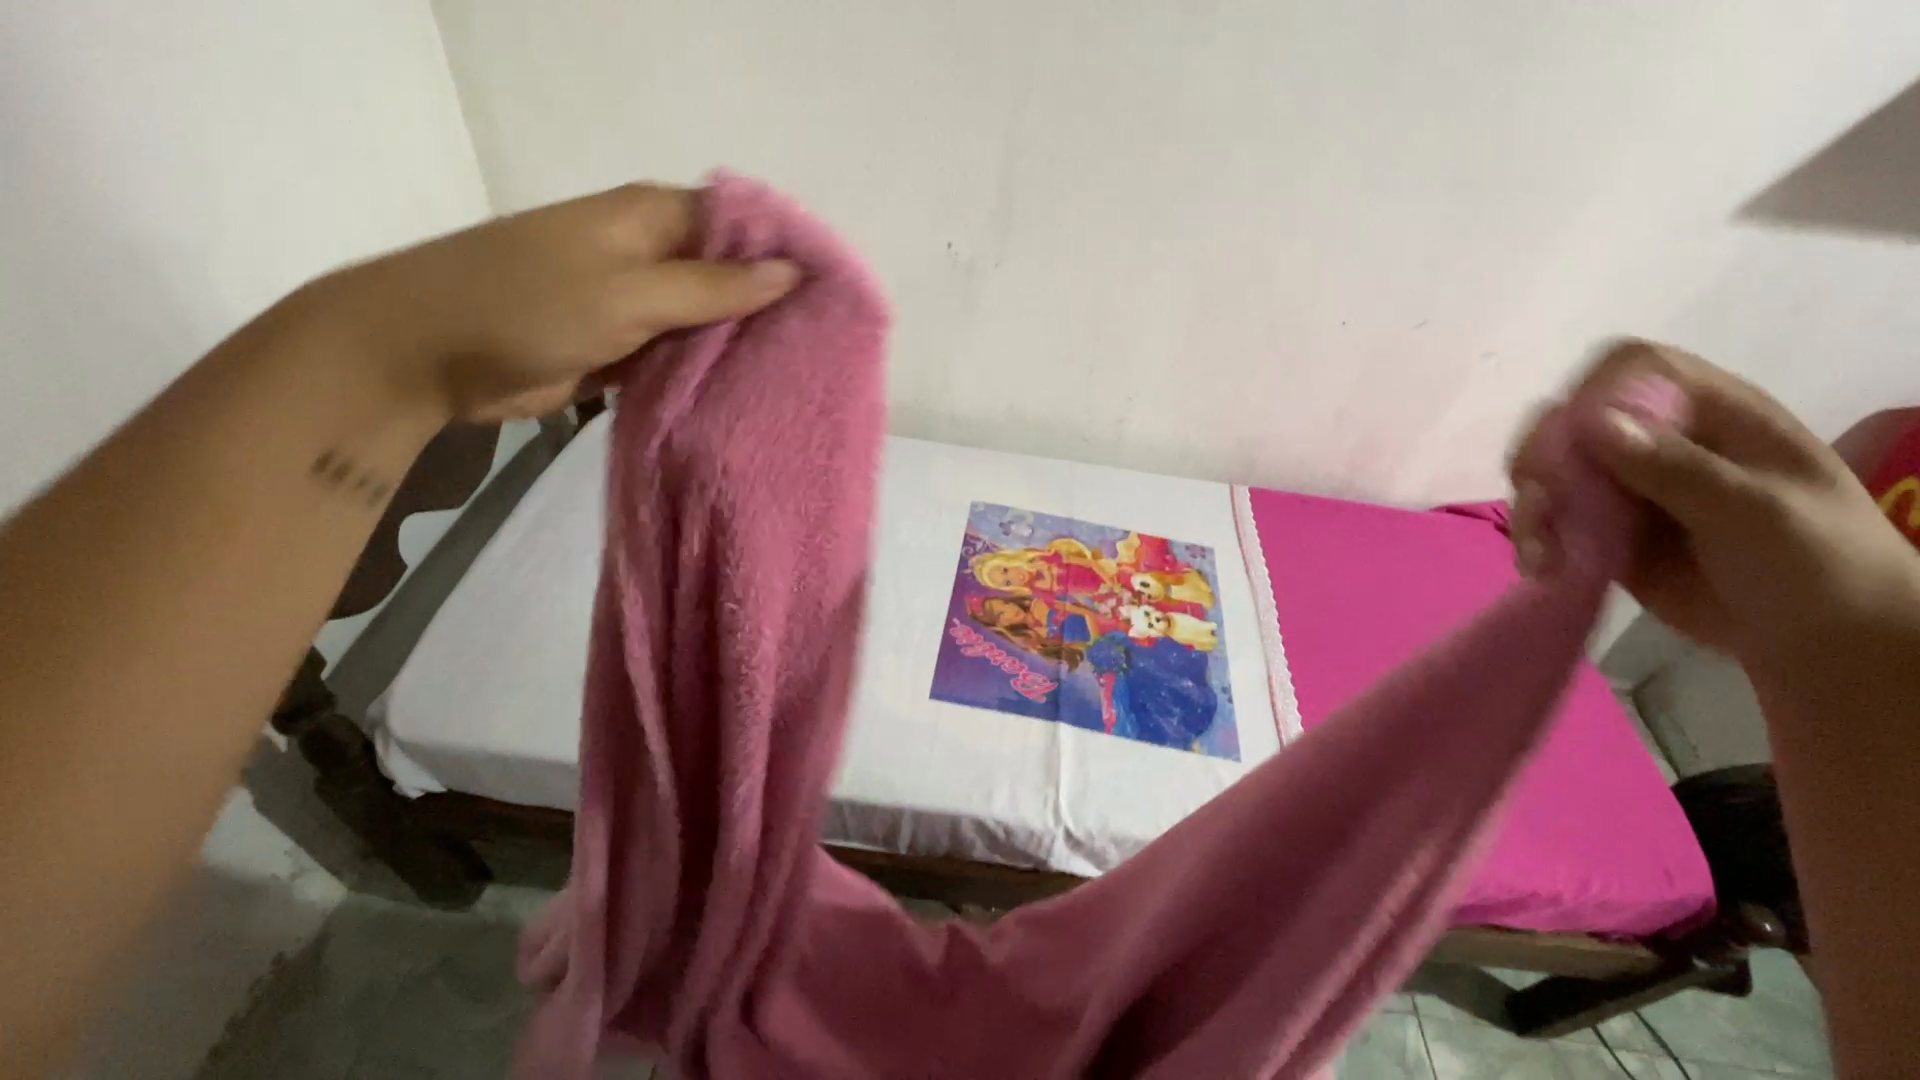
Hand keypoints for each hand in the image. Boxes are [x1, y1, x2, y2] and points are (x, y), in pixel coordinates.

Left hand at [302, 183, 799, 422]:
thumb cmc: (528, 303)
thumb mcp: (630, 291)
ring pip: (706, 320)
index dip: (788, 251)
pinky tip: (747, 394)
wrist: (427, 355)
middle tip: (826, 344)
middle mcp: (650, 253)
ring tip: (800, 373)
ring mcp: (634, 302)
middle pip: (728, 274)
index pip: (741, 223)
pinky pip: (678, 356)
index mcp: (653, 217)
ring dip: (740, 345)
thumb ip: (712, 287)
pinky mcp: (621, 348)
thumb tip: (791, 272)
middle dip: (771, 306)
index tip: (836, 293)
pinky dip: (705, 372)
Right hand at [1509, 340, 1919, 671]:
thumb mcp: (1757, 511)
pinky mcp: (1605, 534)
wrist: (1825, 641)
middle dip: (1543, 460)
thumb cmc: (1818, 563)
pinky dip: (1536, 542)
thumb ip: (1677, 468)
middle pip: (1571, 421)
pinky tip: (1543, 568)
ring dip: (1532, 508)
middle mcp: (1658, 442)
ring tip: (1541, 553)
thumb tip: (1592, 422)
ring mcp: (1627, 489)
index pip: (1632, 369)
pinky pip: (1552, 524)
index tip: (1576, 443)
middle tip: (1541, 506)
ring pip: (1550, 475)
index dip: (1594, 393)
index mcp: (1711, 414)